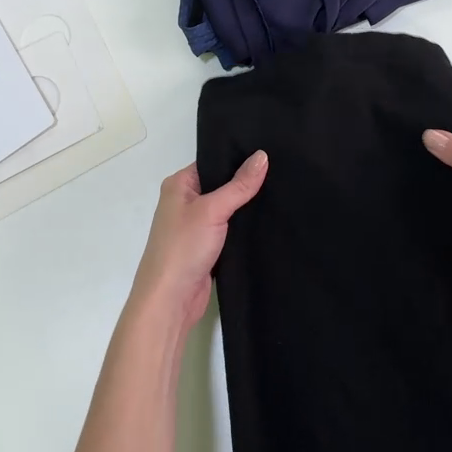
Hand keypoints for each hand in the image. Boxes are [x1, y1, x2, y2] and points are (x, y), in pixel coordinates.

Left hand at [128, 152, 267, 332]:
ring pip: (227, 209)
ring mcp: (196, 226)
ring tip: (281, 191)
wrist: (170, 301)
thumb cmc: (183, 248)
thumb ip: (239, 185)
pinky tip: (267, 220)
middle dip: (245, 182)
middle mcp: (185, 202)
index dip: (237, 157)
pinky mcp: (207, 248)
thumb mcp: (213, 210)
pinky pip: (230, 230)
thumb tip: (262, 156)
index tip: (267, 150)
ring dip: (246, 206)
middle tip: (281, 169)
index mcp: (179, 185)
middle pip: (221, 185)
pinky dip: (244, 227)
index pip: (212, 162)